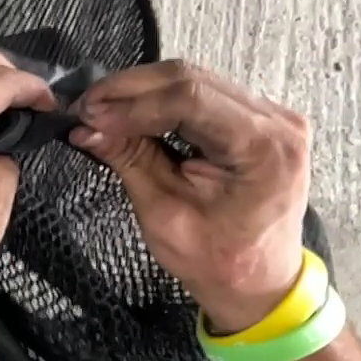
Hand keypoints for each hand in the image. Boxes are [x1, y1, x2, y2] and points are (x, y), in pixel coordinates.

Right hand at [67, 61, 309, 334]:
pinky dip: (157, 98)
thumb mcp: (163, 213)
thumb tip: (84, 126)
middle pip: (190, 80)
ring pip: (191, 79)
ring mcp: (269, 115)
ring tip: (99, 109)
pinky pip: (199, 93)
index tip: (87, 115)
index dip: (131, 103)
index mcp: (265, 149)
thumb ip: (129, 159)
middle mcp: (276, 121)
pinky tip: (127, 111)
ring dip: (139, 91)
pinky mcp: (255, 118)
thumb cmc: (216, 259)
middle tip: (84, 107)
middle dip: (129, 90)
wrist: (259, 281)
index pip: (190, 100)